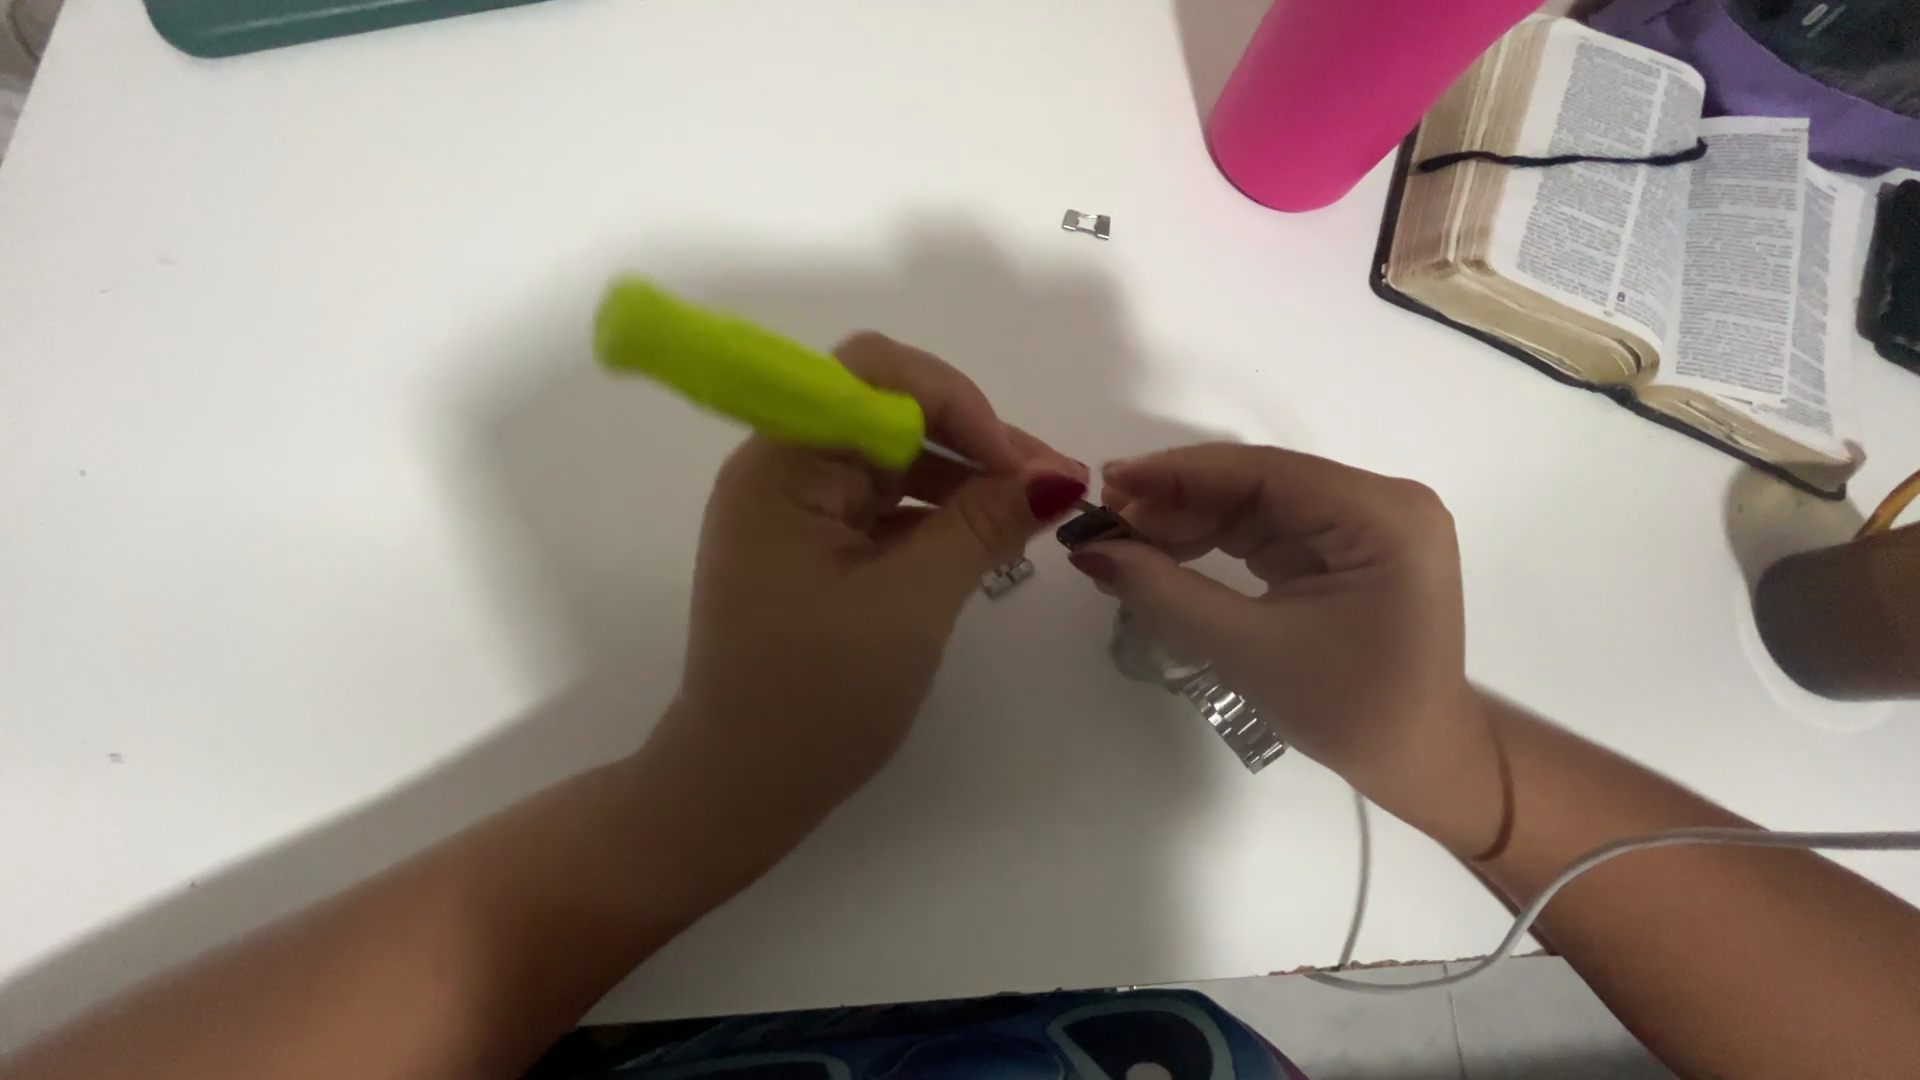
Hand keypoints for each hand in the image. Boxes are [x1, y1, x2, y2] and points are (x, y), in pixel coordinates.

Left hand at [652, 332, 1087, 857]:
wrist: (746, 784)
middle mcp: (784, 469)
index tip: (1015, 463)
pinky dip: (941, 512)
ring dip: (967, 477)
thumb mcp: (911, 605)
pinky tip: (992, 535)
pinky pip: (888, 502)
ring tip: (1035, 513)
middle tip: (1052, 484)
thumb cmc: (817, 699)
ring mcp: (800, 507)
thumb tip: (1057, 475)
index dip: (954, 401)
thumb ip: (981, 526)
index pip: (872, 374)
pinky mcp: (818, 542)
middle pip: (891, 412)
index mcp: (782, 466)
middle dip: (975, 440)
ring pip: (897, 457)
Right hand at [1067, 444, 1493, 839]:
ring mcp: (1358, 524)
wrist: (1414, 761)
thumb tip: (1088, 550)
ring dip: (1183, 521)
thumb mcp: (1246, 648)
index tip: (1108, 482)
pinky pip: (1259, 529)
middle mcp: (1376, 504)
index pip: (1263, 472)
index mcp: (1380, 516)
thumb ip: (1163, 591)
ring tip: (1116, 540)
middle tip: (1100, 519)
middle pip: (1254, 483)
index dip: (1177, 473)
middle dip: (1174, 501)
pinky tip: (1156, 553)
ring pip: (1249, 504)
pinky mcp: (1337, 548)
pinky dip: (1206, 542)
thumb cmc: (1347, 710)